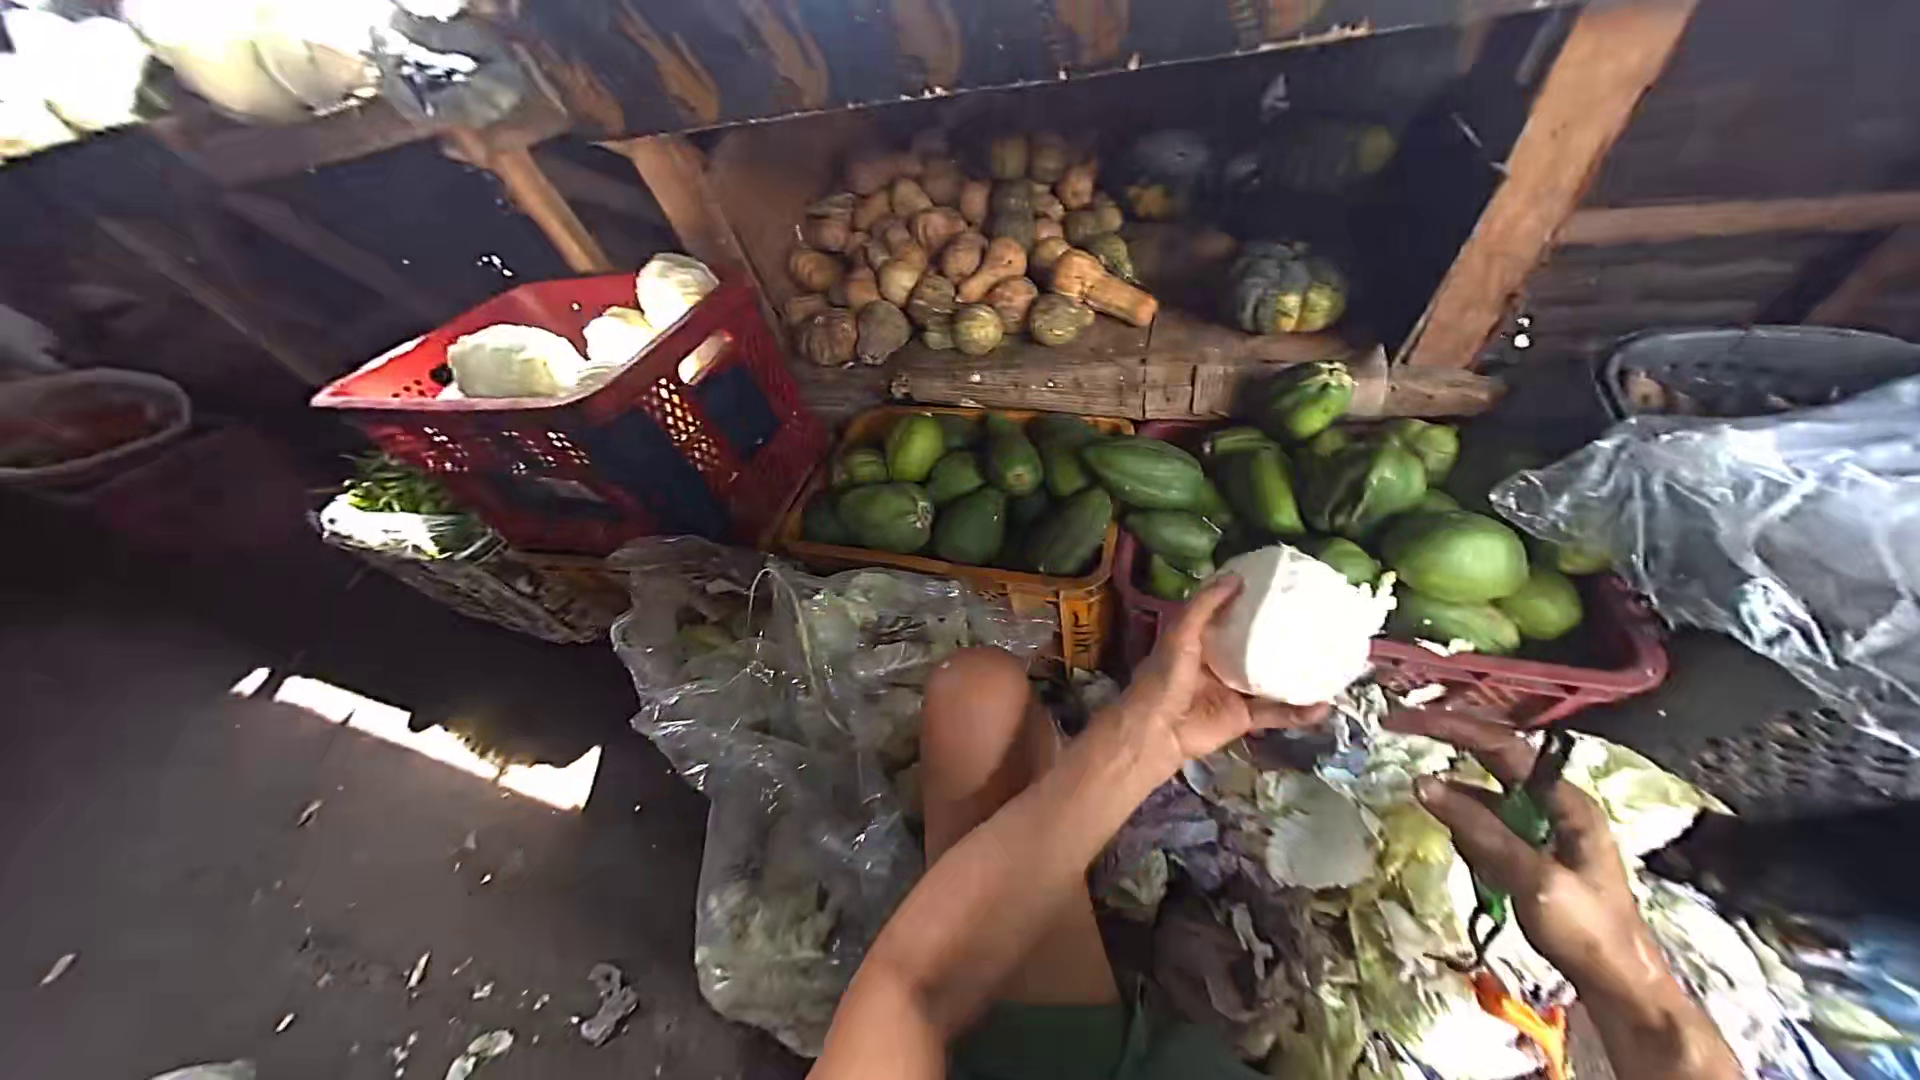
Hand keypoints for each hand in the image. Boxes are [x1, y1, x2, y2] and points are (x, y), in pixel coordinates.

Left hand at [1115, 575, 1329, 765]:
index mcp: (1199, 641)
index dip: (1247, 603)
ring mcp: (1232, 691)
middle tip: (1312, 622)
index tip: (1275, 588)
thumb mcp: (1181, 633)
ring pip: (1271, 679)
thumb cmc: (1165, 675)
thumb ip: (1205, 606)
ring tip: (1328, 660)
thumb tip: (1235, 577)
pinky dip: (1299, 711)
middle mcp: (1217, 663)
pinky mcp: (1243, 718)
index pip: (1226, 617)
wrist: (1159, 729)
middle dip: (1279, 637)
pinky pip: (1276, 713)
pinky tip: (1323, 705)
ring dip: (1297, 673)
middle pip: (1253, 647)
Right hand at [1388, 709, 1672, 997]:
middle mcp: (1551, 801)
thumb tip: (1420, 781)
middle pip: (1488, 755)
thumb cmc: (1587, 931)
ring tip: (1444, 821)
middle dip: (1444, 740)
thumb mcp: (1532, 877)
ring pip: (1479, 792)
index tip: (1404, 720)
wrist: (1621, 989)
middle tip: (1395, 727)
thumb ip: (1477, 827)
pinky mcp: (1523, 845)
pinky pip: (1479, 821)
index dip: (1450, 726)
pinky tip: (1468, 854)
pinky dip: (1462, 827)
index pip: (1499, 744)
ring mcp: (1537, 823)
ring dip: (1454, 800)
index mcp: (1564, 800)